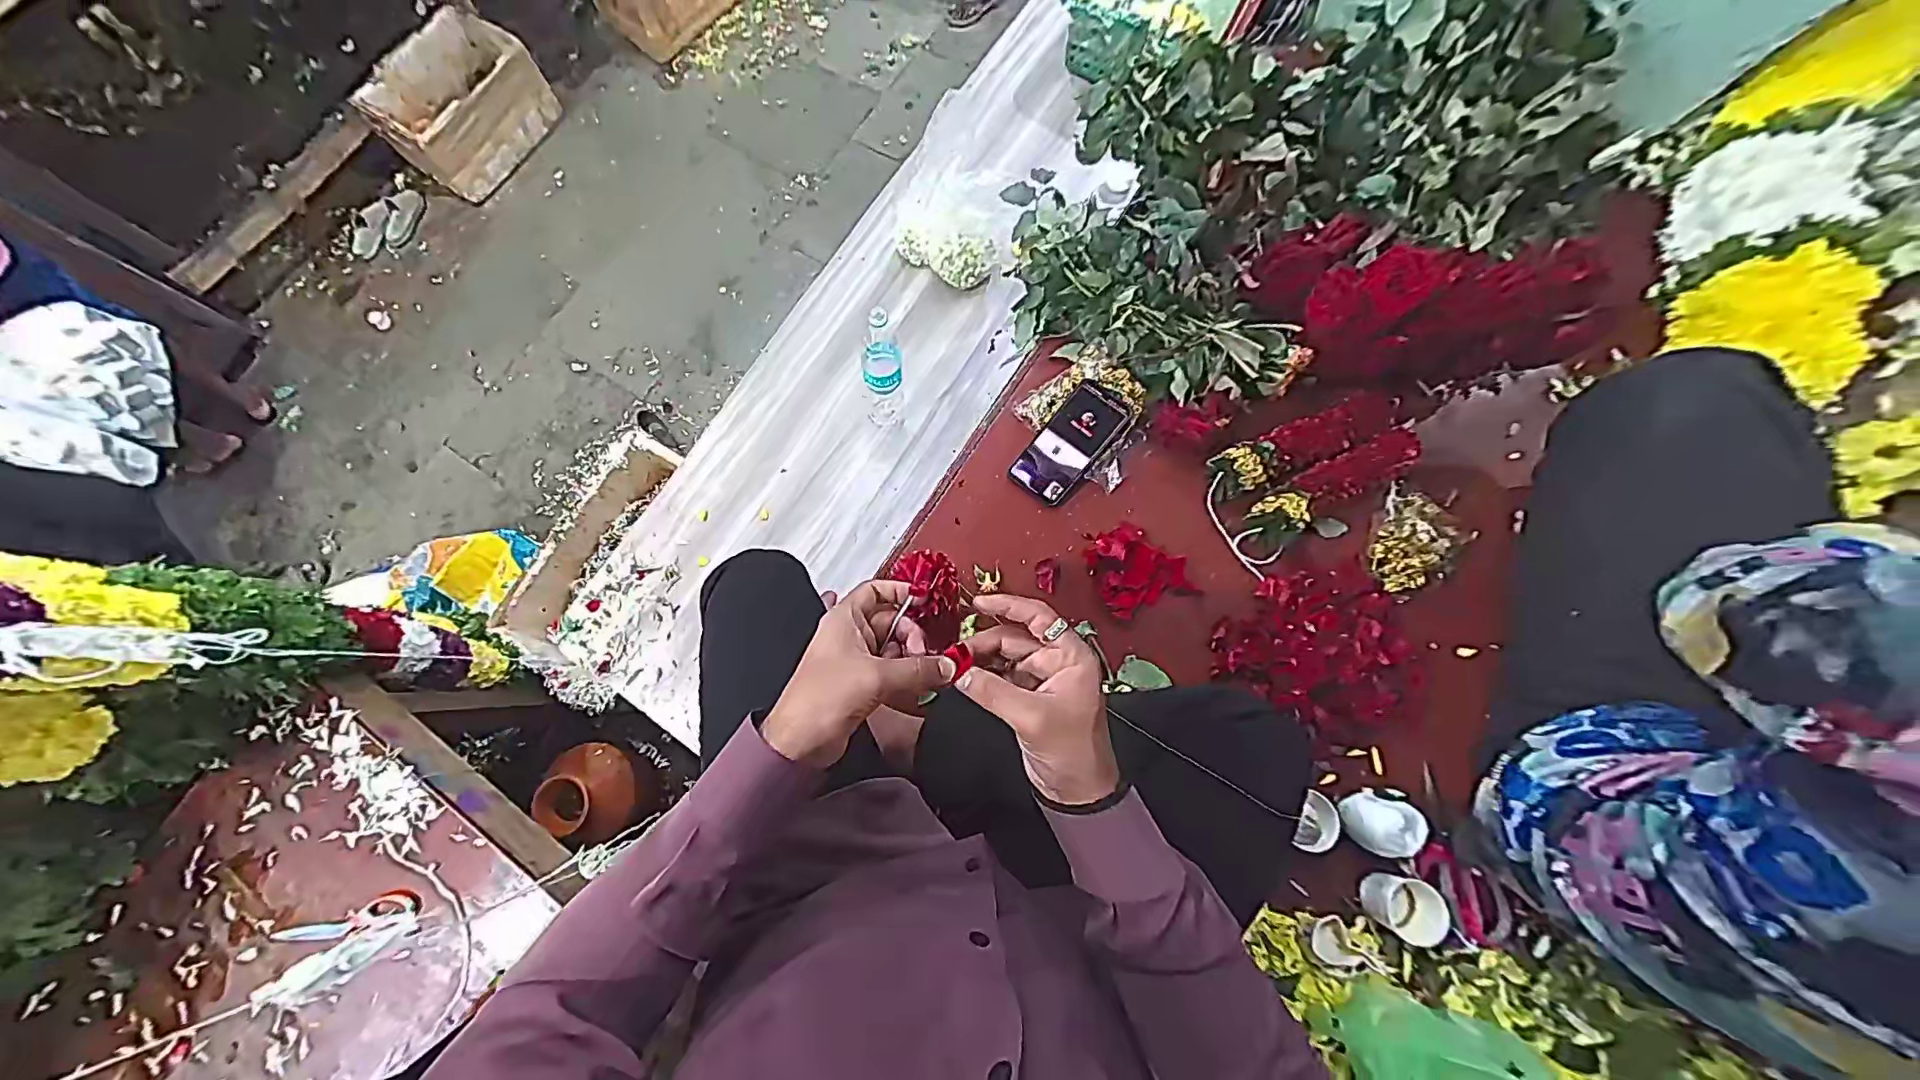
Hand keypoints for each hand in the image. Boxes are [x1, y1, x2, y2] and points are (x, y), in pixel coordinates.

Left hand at [762, 580, 954, 768]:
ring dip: (913, 660)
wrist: (801, 743)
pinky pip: (892, 672)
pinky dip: (907, 677)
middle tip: (926, 654)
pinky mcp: (862, 684)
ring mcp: (856, 661)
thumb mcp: (876, 677)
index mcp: (844, 619)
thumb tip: (945, 664)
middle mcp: (850, 636)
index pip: (875, 590)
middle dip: (913, 636)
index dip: (900, 591)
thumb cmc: (816, 701)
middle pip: (892, 622)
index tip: (924, 599)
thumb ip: (917, 669)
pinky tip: (918, 687)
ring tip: (926, 673)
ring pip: (895, 649)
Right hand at [956, 595, 1119, 805]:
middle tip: (958, 652)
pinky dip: (984, 675)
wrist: (1078, 790)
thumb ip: (992, 691)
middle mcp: (1059, 662)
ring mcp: (1043, 679)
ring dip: (982, 658)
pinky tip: (966, 677)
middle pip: (1016, 637)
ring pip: (1006, 656)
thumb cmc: (1073, 752)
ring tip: (958, 664)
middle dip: (985, 640)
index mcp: (1072, 656)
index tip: (980, 603)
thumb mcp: (1032, 717)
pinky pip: (1003, 676)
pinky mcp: (1029, 696)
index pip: (1039, 618)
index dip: (1009, 605)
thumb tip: (961, 672)